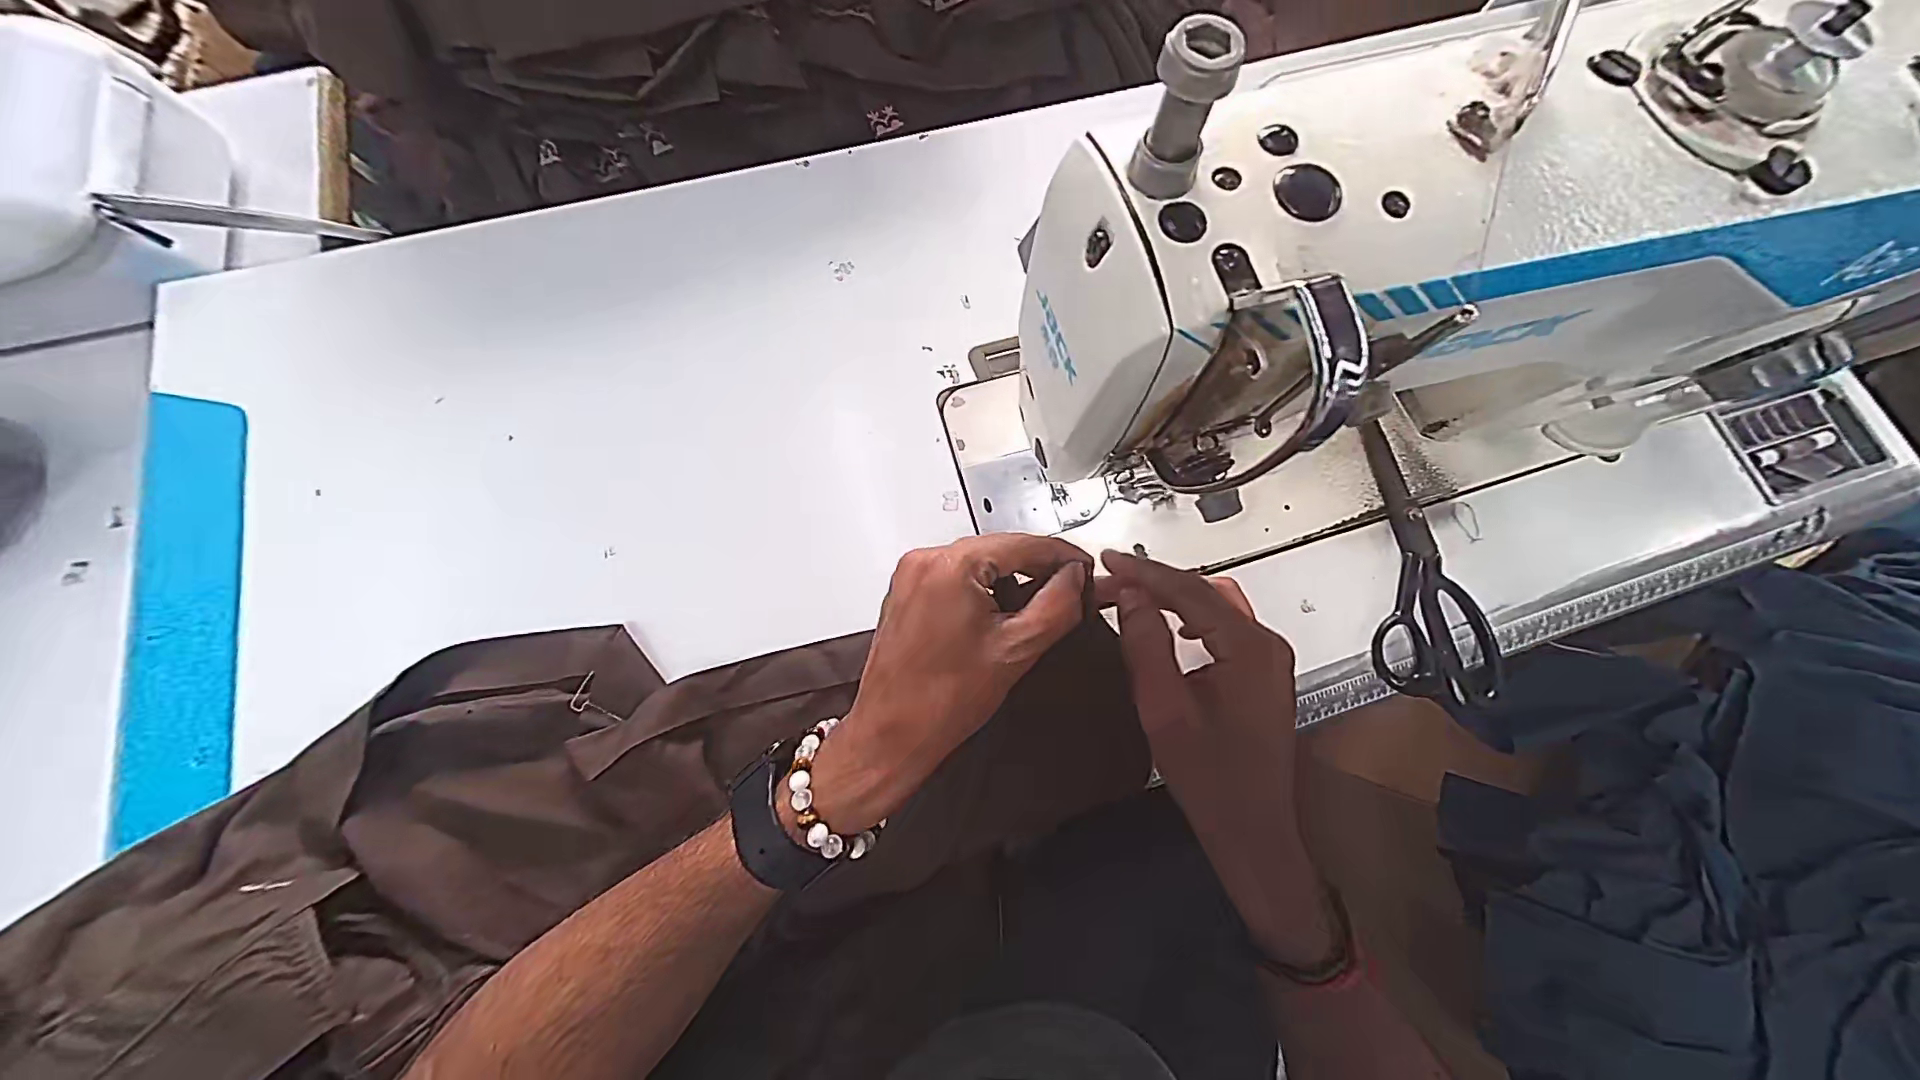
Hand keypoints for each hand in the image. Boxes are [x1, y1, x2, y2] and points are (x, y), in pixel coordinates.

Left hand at [801, 535, 1091, 833]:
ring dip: (1011, 577)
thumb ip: (1058, 604)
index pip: (1024, 543)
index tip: (1083, 570)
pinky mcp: (907, 591)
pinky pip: (956, 574)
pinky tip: (1000, 612)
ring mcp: (911, 574)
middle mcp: (925, 561)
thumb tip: (1074, 578)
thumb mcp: (1018, 649)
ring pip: (979, 560)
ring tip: (1037, 605)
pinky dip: (983, 586)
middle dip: (1038, 567)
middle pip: (1000, 547)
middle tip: (1070, 588)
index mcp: (951, 566)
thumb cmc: (938, 701)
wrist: (892, 732)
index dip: (1063, 556)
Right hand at [1095, 550, 1333, 966]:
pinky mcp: (1263, 672)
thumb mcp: (1165, 709)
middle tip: (1108, 580)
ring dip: (1172, 594)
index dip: (1143, 572)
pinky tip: (1166, 622)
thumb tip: (1130, 595)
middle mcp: (1266, 643)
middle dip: (1154, 581)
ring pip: (1215, 604)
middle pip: (1204, 590)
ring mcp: (1269, 657)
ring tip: (1130, 593)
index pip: (1188, 590)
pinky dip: (1189, 614)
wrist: (1253, 830)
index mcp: (1248, 647)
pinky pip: (1223, 624)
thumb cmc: (1209, 778)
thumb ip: (1146, 645)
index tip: (1104, 560)